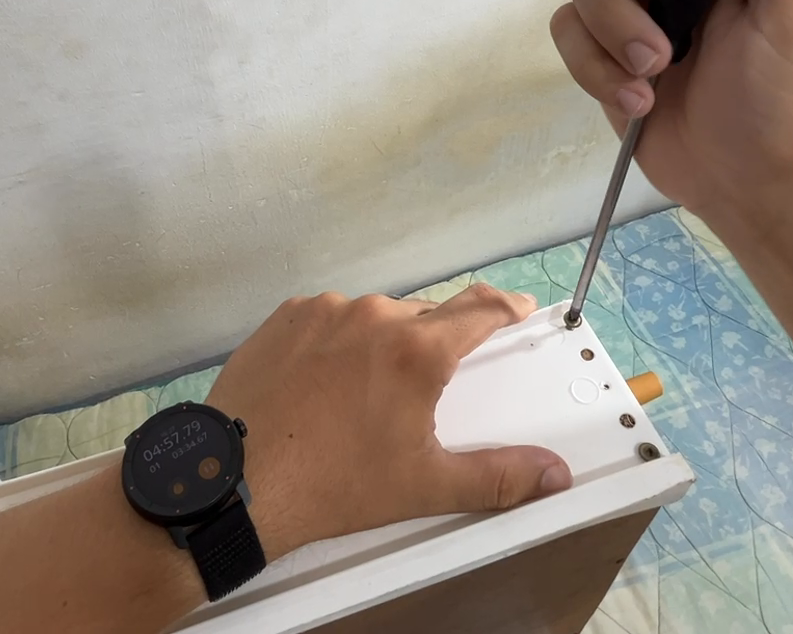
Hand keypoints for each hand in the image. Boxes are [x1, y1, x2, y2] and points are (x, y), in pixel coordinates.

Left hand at [206, 284, 571, 558]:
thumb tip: (553, 472)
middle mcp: (373, 314)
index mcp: (415, 350)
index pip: (479, 310)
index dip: (505, 306)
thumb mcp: (424, 485)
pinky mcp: (287, 313)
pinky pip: (330, 317)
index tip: (517, 306)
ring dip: (380, 344)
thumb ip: (499, 476)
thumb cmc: (336, 482)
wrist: (239, 479)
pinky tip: (322, 380)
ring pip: (374, 317)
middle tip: (417, 392)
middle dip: (431, 346)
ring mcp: (325, 308)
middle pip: (424, 317)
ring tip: (360, 394)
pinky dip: (337, 340)